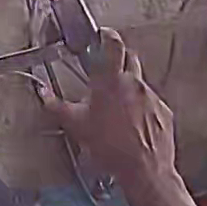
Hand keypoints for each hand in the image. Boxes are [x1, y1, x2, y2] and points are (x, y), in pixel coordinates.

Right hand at [37, 29, 181, 201]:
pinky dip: (141, 107)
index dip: (108, 34)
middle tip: (106, 70)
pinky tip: (132, 123)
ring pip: (139, 82)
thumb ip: (56, 105)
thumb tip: (42, 93)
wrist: (145, 171)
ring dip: (128, 87)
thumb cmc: (109, 147)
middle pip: (129, 57)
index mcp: (110, 80)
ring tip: (117, 106)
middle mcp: (133, 83)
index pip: (113, 43)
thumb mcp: (76, 125)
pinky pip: (151, 102)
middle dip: (118, 59)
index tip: (103, 34)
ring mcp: (151, 97)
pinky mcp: (163, 112)